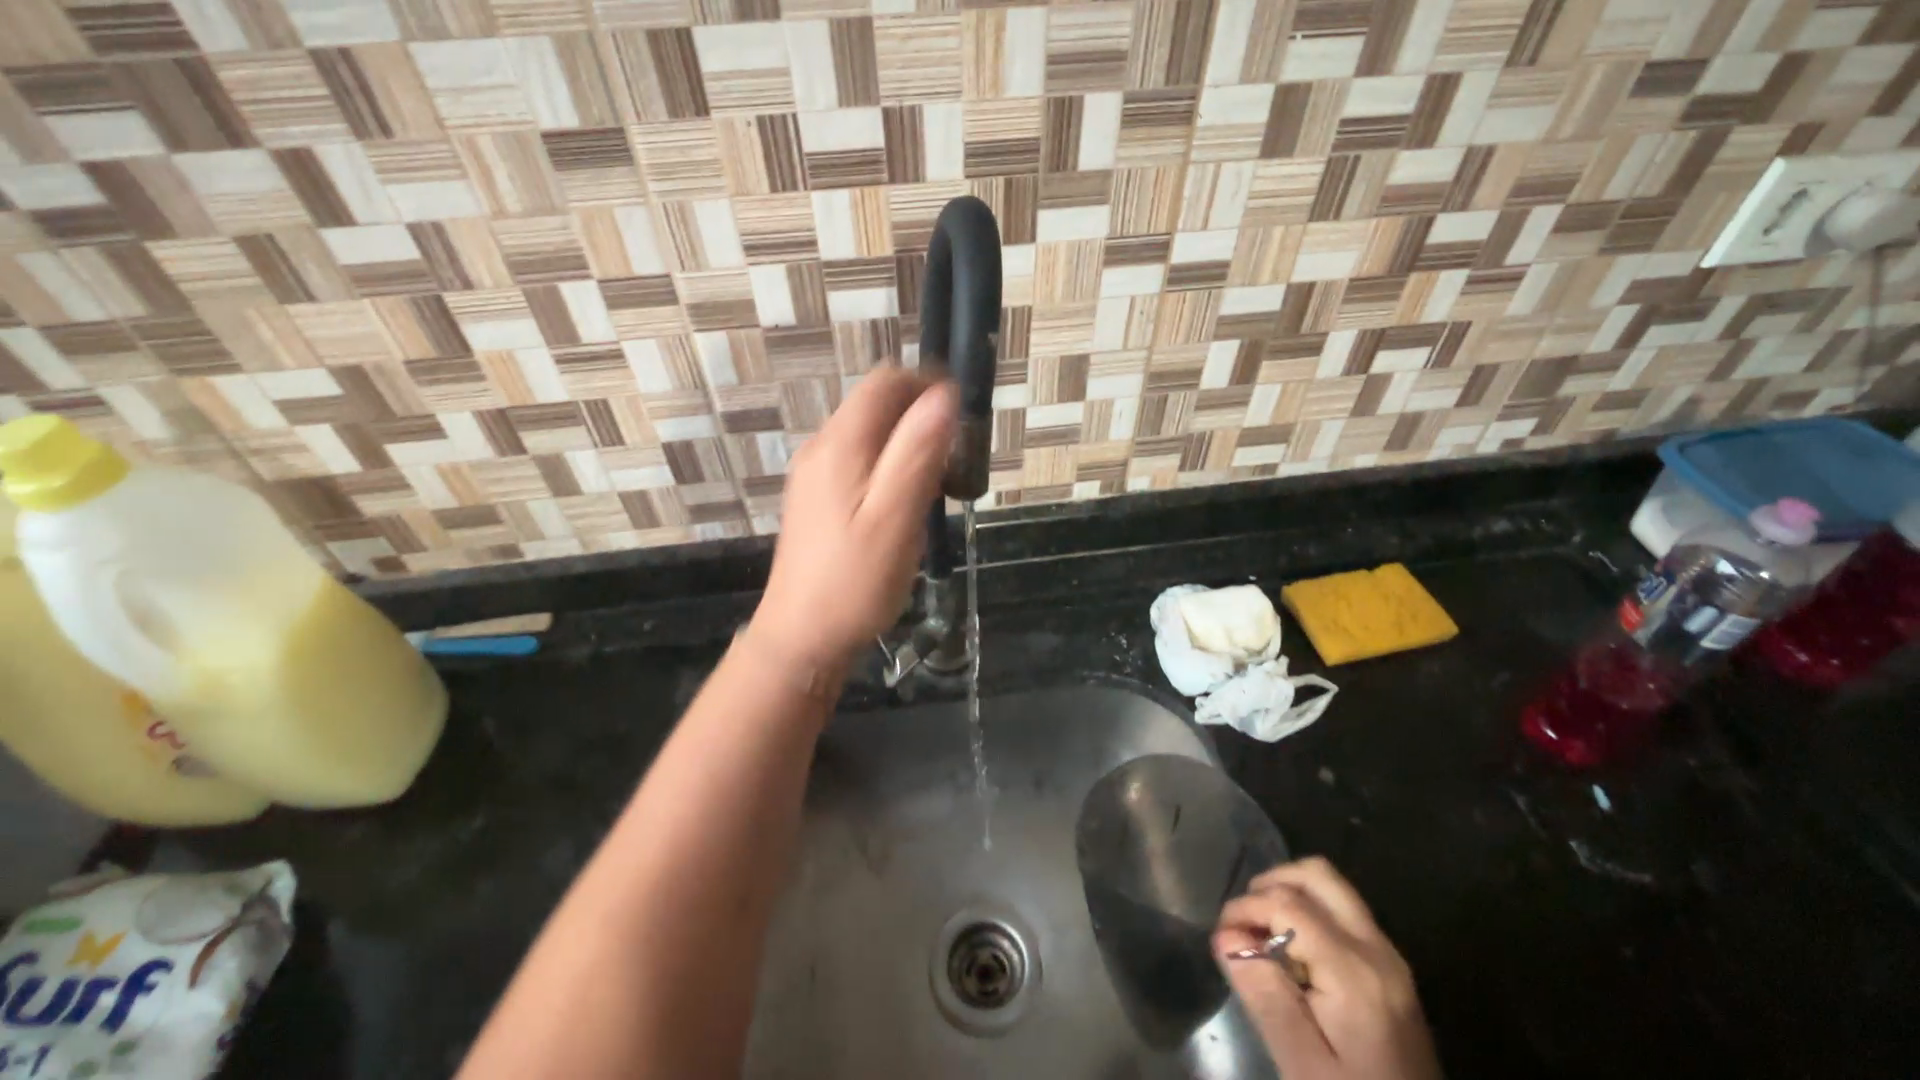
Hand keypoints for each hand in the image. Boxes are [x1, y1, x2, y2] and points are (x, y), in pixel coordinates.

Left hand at [749, 367, 955, 674]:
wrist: (802, 638)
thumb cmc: (855, 582)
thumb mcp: (896, 516)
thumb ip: (918, 451)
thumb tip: (945, 394)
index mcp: (841, 444)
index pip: (886, 381)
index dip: (929, 386)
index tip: (964, 420)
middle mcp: (821, 447)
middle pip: (877, 404)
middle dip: (922, 418)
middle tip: (955, 463)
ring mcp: (814, 474)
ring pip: (870, 434)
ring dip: (908, 445)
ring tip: (937, 489)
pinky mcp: (816, 499)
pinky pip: (859, 461)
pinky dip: (889, 467)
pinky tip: (904, 508)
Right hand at [1215, 857, 1441, 1079]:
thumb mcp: (1300, 1061)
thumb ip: (1264, 994)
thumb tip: (1225, 935)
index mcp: (1353, 971)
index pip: (1289, 902)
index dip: (1246, 907)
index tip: (1221, 936)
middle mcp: (1377, 949)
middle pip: (1318, 876)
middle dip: (1270, 885)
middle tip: (1243, 923)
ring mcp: (1389, 957)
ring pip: (1334, 889)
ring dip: (1290, 894)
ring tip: (1263, 934)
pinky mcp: (1391, 970)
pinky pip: (1345, 913)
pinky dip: (1310, 912)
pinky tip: (1292, 954)